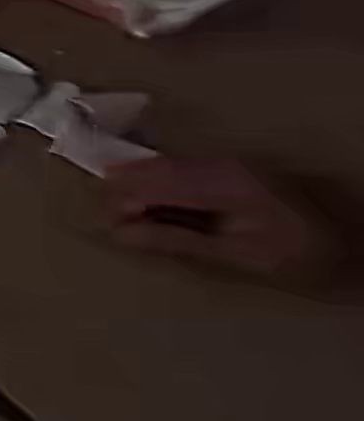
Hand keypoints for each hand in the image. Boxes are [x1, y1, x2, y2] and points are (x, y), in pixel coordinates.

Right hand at [104, 158, 336, 286]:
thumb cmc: (307, 255)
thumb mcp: (242, 256)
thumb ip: (177, 241)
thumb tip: (118, 235)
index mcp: (217, 184)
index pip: (137, 184)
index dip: (115, 207)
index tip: (114, 231)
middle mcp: (217, 165)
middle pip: (137, 170)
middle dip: (118, 198)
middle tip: (121, 227)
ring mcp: (222, 163)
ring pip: (147, 167)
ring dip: (133, 193)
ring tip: (139, 221)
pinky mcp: (225, 168)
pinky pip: (167, 169)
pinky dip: (152, 188)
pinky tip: (162, 209)